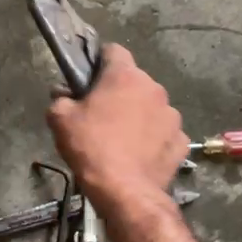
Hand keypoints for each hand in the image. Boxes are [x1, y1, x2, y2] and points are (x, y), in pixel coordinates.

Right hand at [47, 44, 187, 217]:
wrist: (125, 190)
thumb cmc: (90, 146)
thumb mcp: (59, 118)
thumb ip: (60, 97)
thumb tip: (64, 94)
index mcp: (124, 76)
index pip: (113, 50)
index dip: (99, 61)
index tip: (88, 78)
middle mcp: (154, 88)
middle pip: (133, 79)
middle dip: (118, 90)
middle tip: (99, 111)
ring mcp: (173, 116)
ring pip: (151, 105)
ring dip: (138, 113)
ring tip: (121, 136)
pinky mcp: (182, 141)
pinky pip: (163, 131)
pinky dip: (153, 137)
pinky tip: (138, 153)